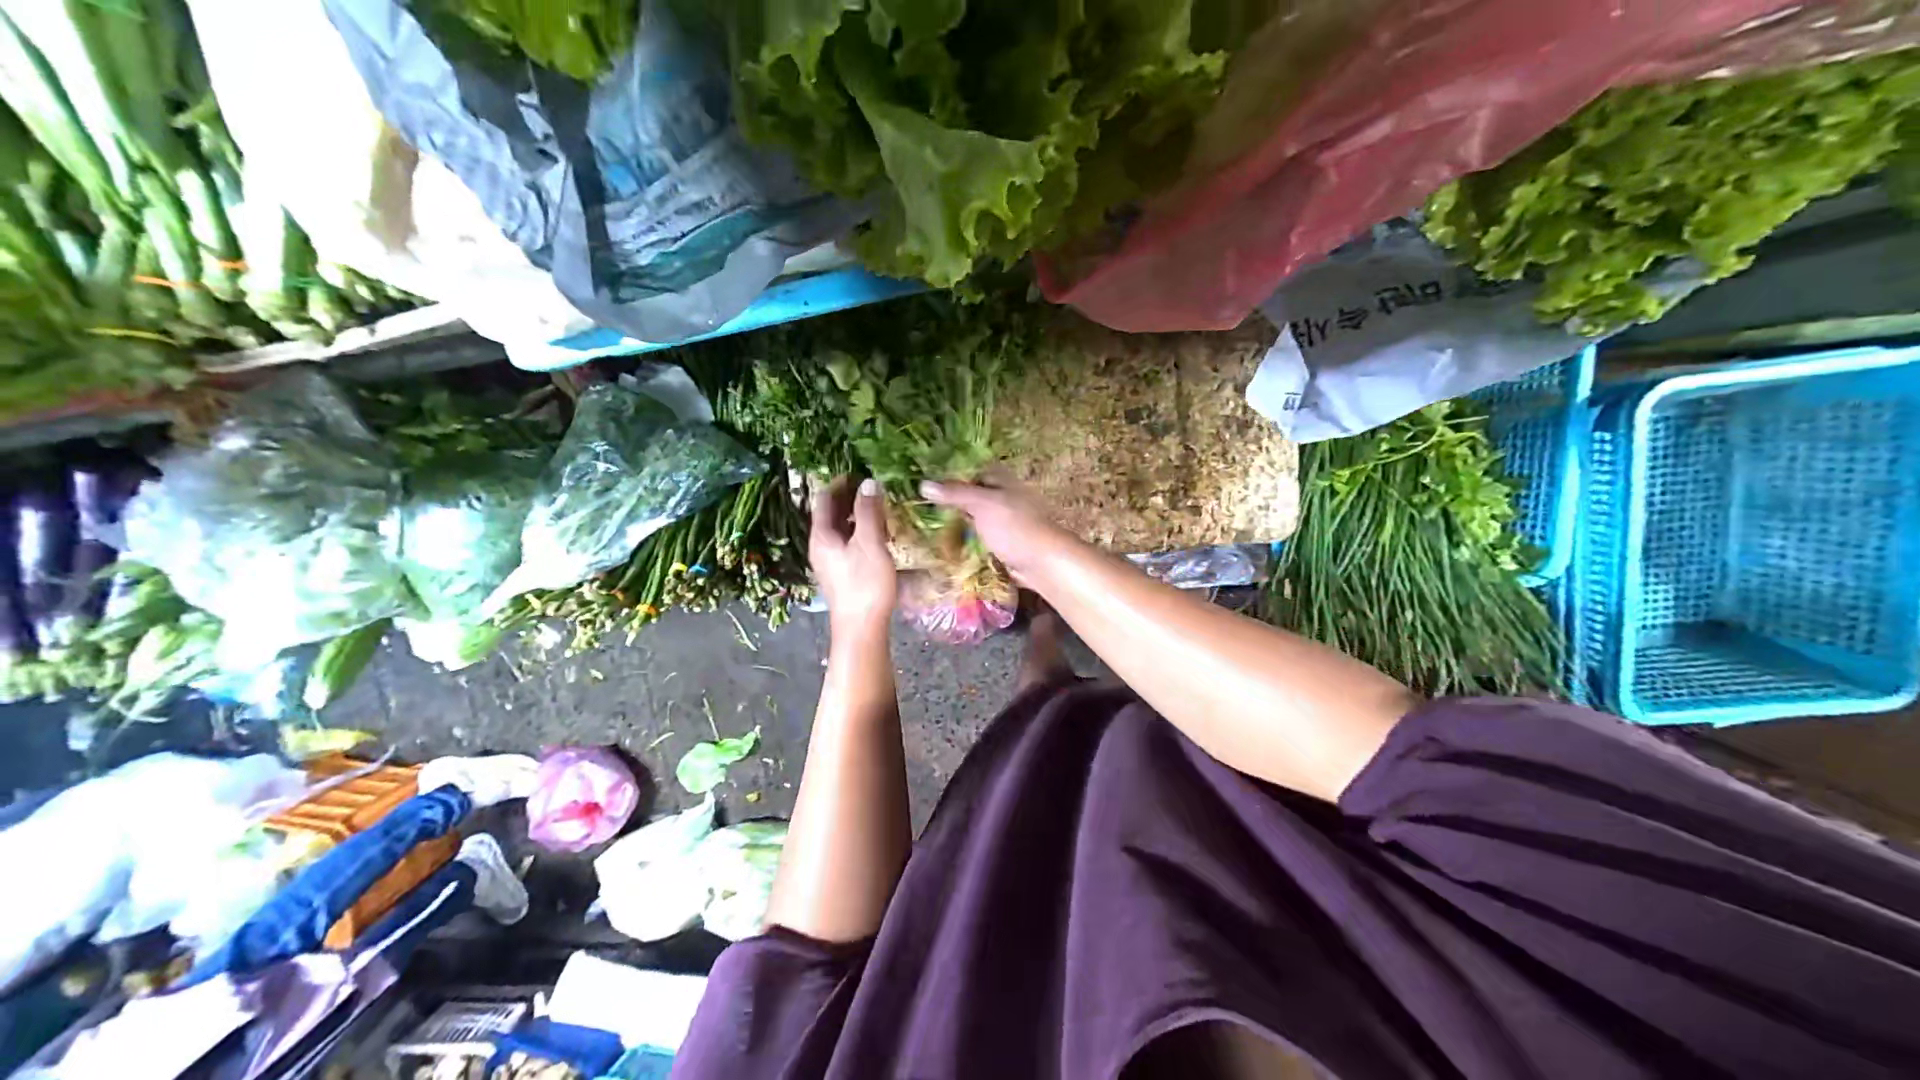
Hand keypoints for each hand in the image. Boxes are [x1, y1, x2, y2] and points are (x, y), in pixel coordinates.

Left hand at [811, 476, 896, 633]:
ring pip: (840, 529)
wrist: (861, 628)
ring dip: (856, 514)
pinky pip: (847, 543)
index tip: (861, 472)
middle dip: (849, 497)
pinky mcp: (841, 573)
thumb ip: (869, 511)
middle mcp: (820, 546)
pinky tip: (877, 534)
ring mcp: (830, 561)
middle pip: (830, 513)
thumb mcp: (870, 543)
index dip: (840, 482)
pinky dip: (859, 531)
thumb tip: (869, 482)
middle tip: (873, 486)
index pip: (824, 498)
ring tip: (878, 506)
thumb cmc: (865, 585)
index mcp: (822, 536)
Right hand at [919, 477, 1077, 586]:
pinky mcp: (1003, 542)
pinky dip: (966, 539)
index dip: (950, 476)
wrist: (1041, 562)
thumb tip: (923, 484)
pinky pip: (980, 536)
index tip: (925, 483)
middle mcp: (1003, 497)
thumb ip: (954, 494)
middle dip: (951, 501)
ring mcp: (1004, 520)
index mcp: (1001, 480)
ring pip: (975, 516)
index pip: (971, 470)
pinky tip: (949, 543)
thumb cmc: (1014, 526)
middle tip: (921, 506)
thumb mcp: (982, 504)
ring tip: (929, 525)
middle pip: (972, 494)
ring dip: (957, 521)